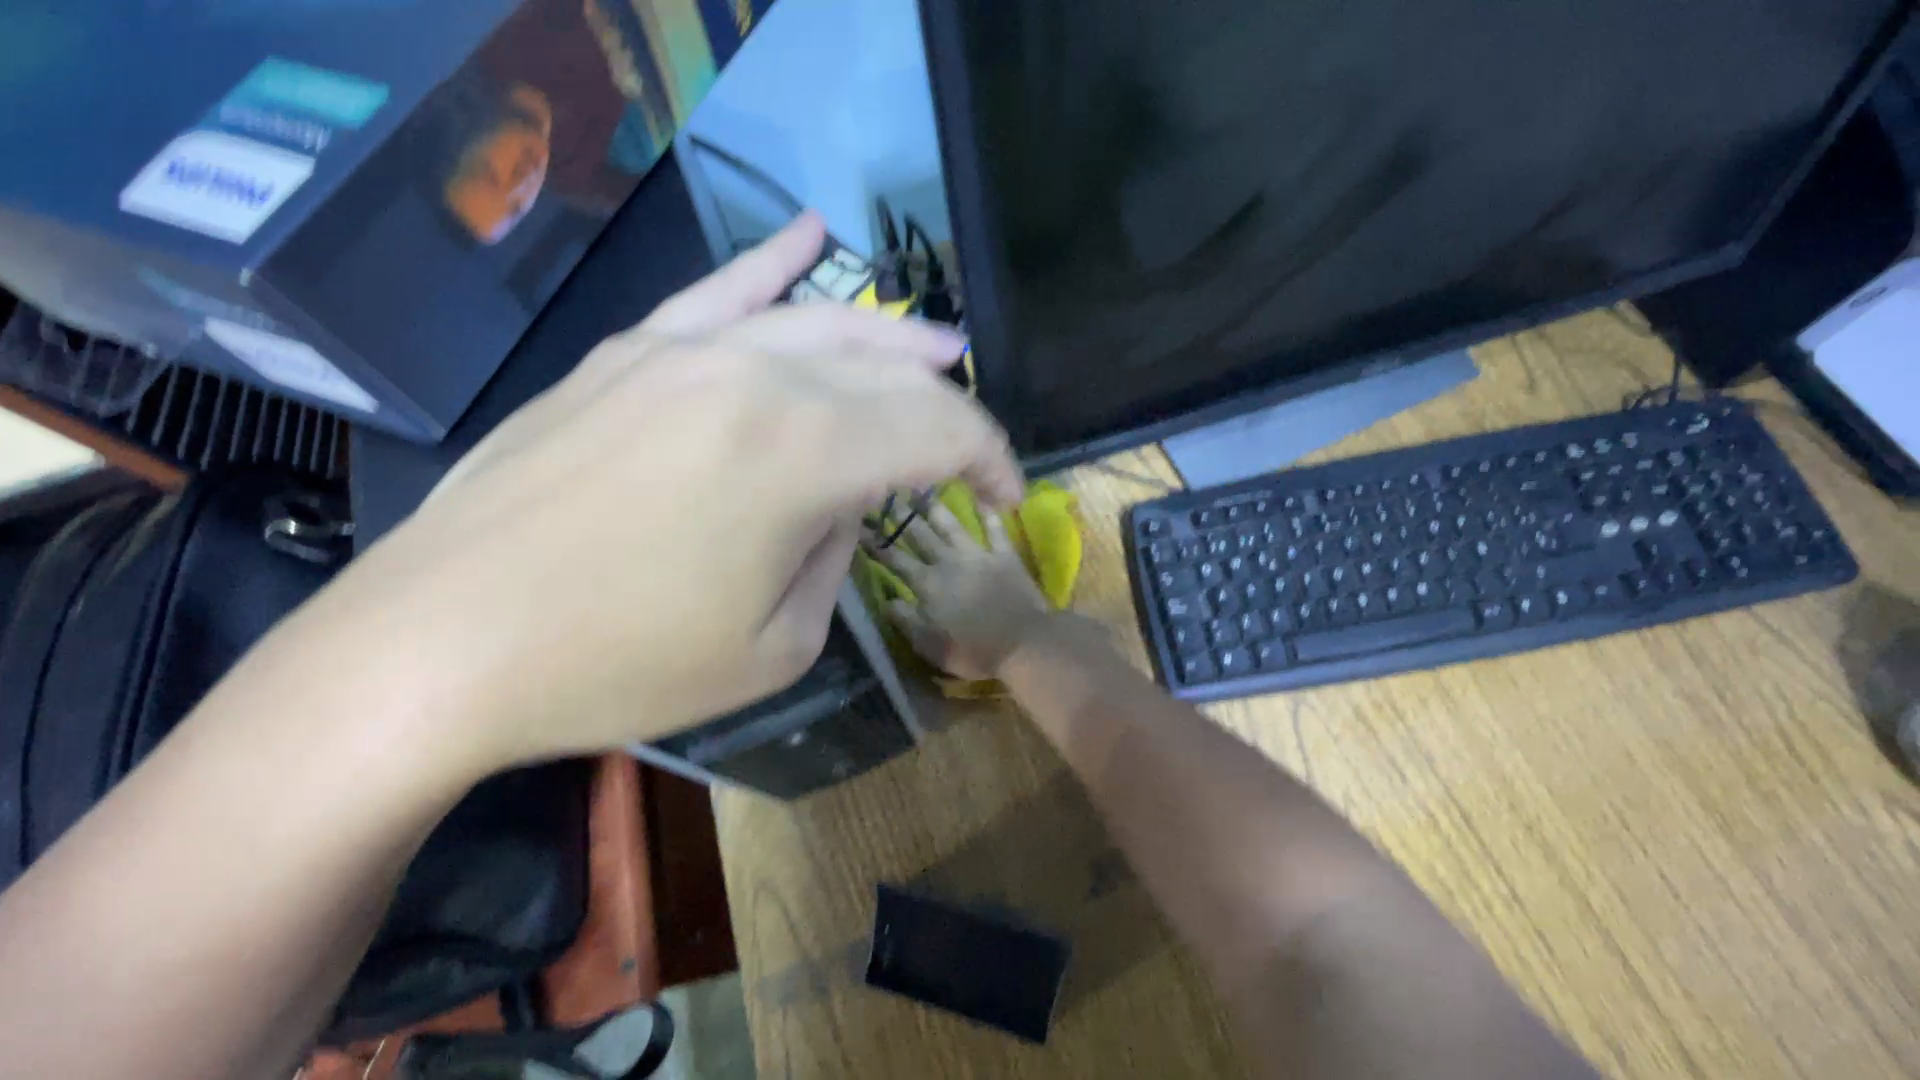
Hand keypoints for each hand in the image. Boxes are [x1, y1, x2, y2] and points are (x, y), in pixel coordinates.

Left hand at [292, 213, 1022, 776]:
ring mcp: (678, 351)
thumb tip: (843, 497)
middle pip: (883, 368)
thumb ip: (834, 552)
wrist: (442, 644)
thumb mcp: (777, 644)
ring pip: (814, 321)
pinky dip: (770, 265)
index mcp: (801, 450)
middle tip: (968, 453)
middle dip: (945, 408)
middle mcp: (750, 373)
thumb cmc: (621, 665)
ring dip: (888, 339)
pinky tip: (809, 237)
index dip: (990, 460)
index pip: (936, 428)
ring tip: (938, 350)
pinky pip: (716, 294)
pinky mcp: (623, 356)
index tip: (1007, 500)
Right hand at [868, 502, 1055, 679]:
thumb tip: (887, 600)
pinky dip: (989, 514)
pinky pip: (995, 530)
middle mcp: (948, 562)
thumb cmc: (973, 651)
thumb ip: (906, 620)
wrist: (1024, 643)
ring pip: (952, 525)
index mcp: (927, 584)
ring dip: (936, 507)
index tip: (859, 525)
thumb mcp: (929, 645)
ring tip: (922, 489)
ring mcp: (978, 555)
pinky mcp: (1005, 556)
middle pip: (920, 535)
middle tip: (887, 493)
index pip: (894, 560)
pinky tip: (981, 500)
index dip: (876, 543)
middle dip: (901, 515)